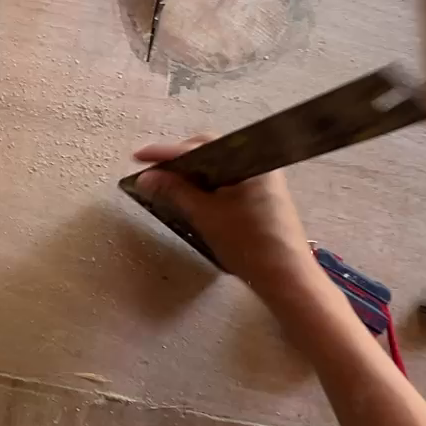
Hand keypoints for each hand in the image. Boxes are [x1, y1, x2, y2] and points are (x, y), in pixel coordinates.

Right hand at [132, 135, 315, 307]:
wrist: (286, 277)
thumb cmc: (248, 243)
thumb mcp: (205, 214)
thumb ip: (174, 190)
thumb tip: (146, 177)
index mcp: (247, 160)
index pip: (198, 148)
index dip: (165, 153)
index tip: (139, 156)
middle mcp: (257, 162)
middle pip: (209, 151)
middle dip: (179, 160)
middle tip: (154, 170)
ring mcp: (261, 178)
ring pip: (217, 165)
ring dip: (192, 173)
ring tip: (168, 182)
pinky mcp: (261, 194)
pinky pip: (227, 178)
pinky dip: (206, 184)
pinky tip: (191, 194)